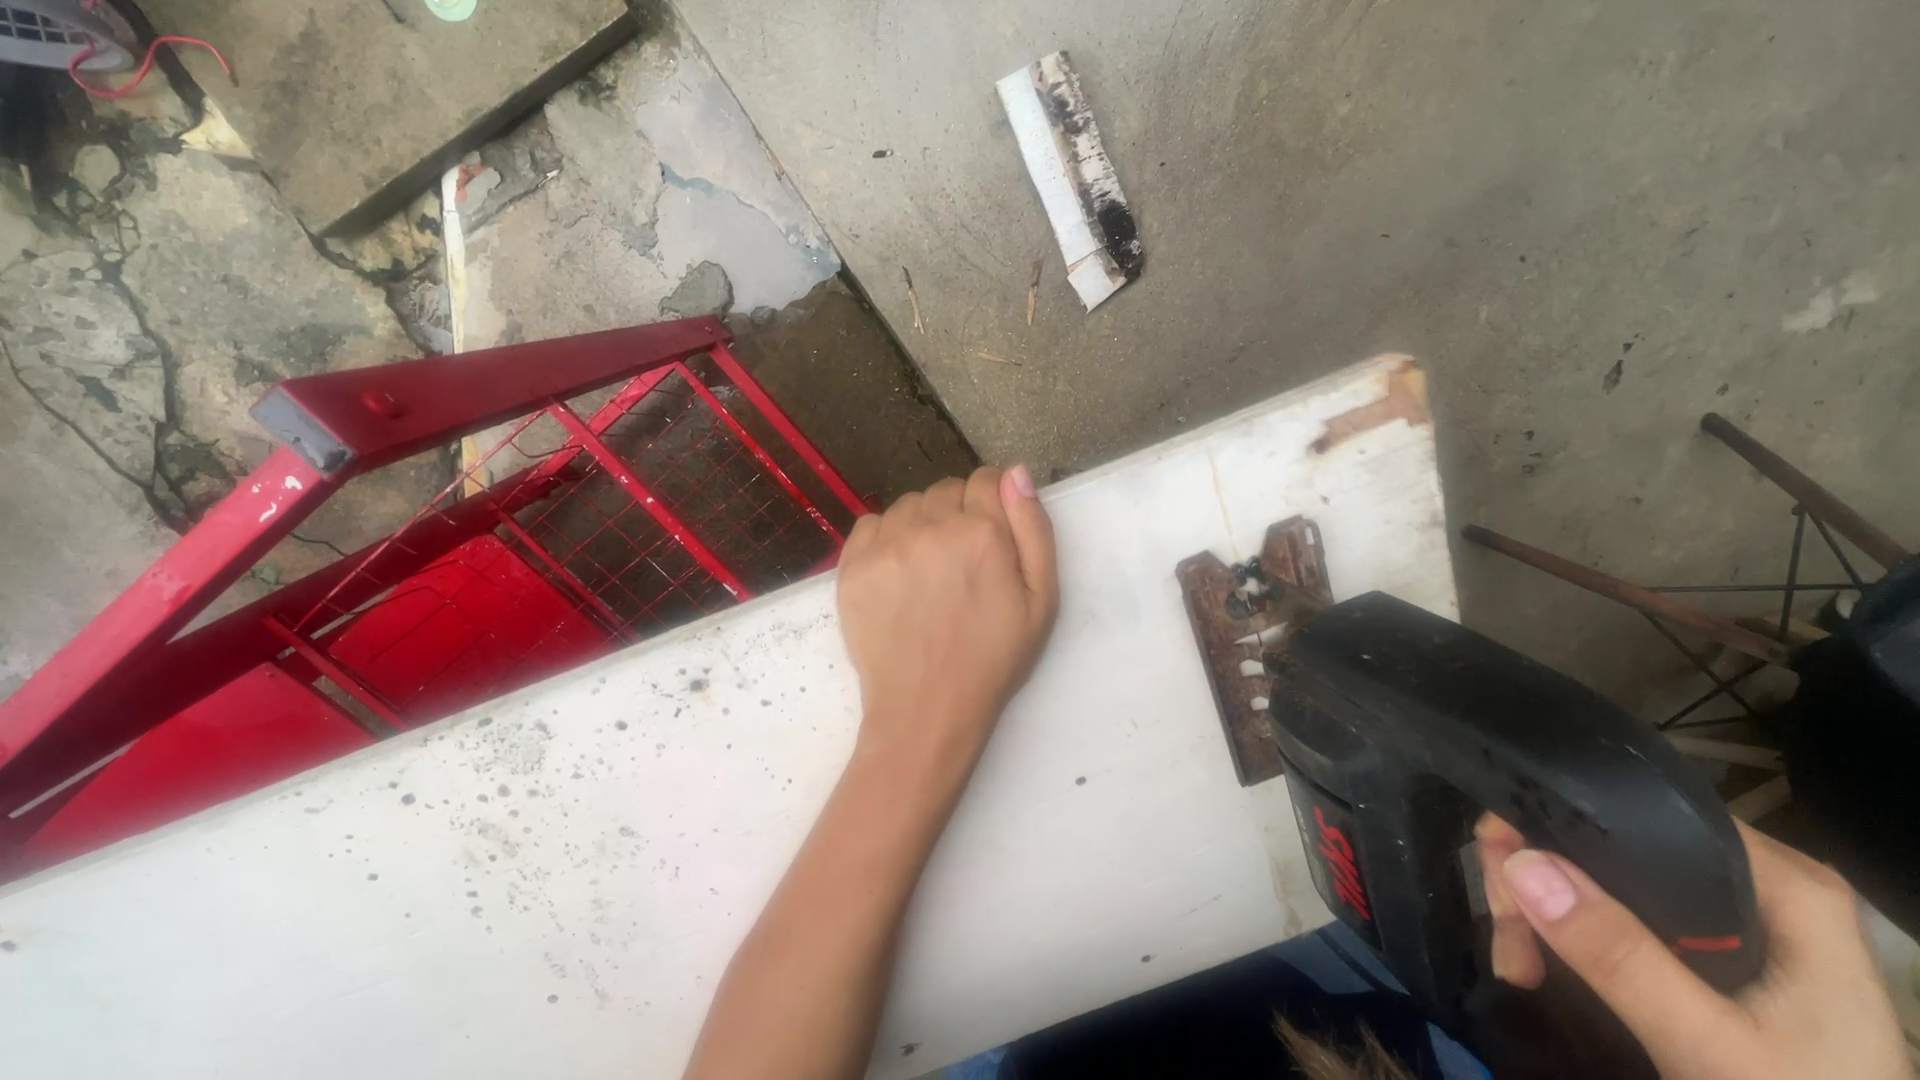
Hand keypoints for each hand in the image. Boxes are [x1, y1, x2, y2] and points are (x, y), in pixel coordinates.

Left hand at [836, 465, 1057, 767]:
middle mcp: (931, 527)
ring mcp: (886, 545)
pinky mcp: (853, 566)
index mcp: (982, 532)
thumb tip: (1015, 472)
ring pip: (909, 505)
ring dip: (922, 524)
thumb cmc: (993, 658)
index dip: (994, 502)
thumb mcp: (1042, 600)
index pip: (987, 479)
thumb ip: (1033, 528)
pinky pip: (871, 524)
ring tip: (929, 570)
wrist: (927, 708)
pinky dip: (886, 538)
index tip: (992, 533)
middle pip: (947, 489)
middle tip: (962, 560)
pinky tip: (899, 573)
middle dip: (959, 512)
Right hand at [1477, 814, 1911, 1079]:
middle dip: (1540, 885)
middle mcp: (1754, 882)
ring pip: (1600, 879)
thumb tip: (1521, 861)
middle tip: (1507, 937)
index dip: (1558, 825)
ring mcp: (1729, 916)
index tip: (1501, 866)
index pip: (1645, 811)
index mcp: (1780, 884)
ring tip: (1519, 967)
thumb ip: (1620, 957)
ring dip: (1540, 916)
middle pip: (1610, 844)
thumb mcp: (1710, 1044)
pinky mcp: (1707, 949)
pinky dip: (1565, 938)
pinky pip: (1613, 915)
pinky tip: (1540, 970)